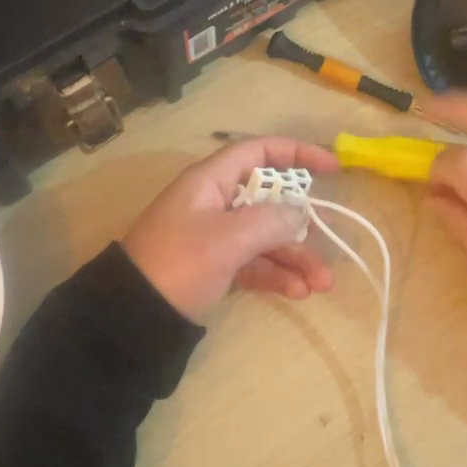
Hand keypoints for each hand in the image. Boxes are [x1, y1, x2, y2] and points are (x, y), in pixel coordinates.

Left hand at [124, 138, 339, 322]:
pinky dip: (276, 274)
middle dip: (302, 223)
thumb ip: (270, 221)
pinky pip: (254, 261)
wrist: (134, 314)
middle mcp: (216, 201)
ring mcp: (215, 235)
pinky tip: (299, 293)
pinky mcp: (215, 265)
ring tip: (323, 284)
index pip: (259, 152)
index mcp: (211, 180)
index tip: (331, 168)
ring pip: (265, 236)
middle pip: (269, 200)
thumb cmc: (180, 262)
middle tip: (331, 239)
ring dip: (295, 257)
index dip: (296, 154)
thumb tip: (300, 214)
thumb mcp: (227, 239)